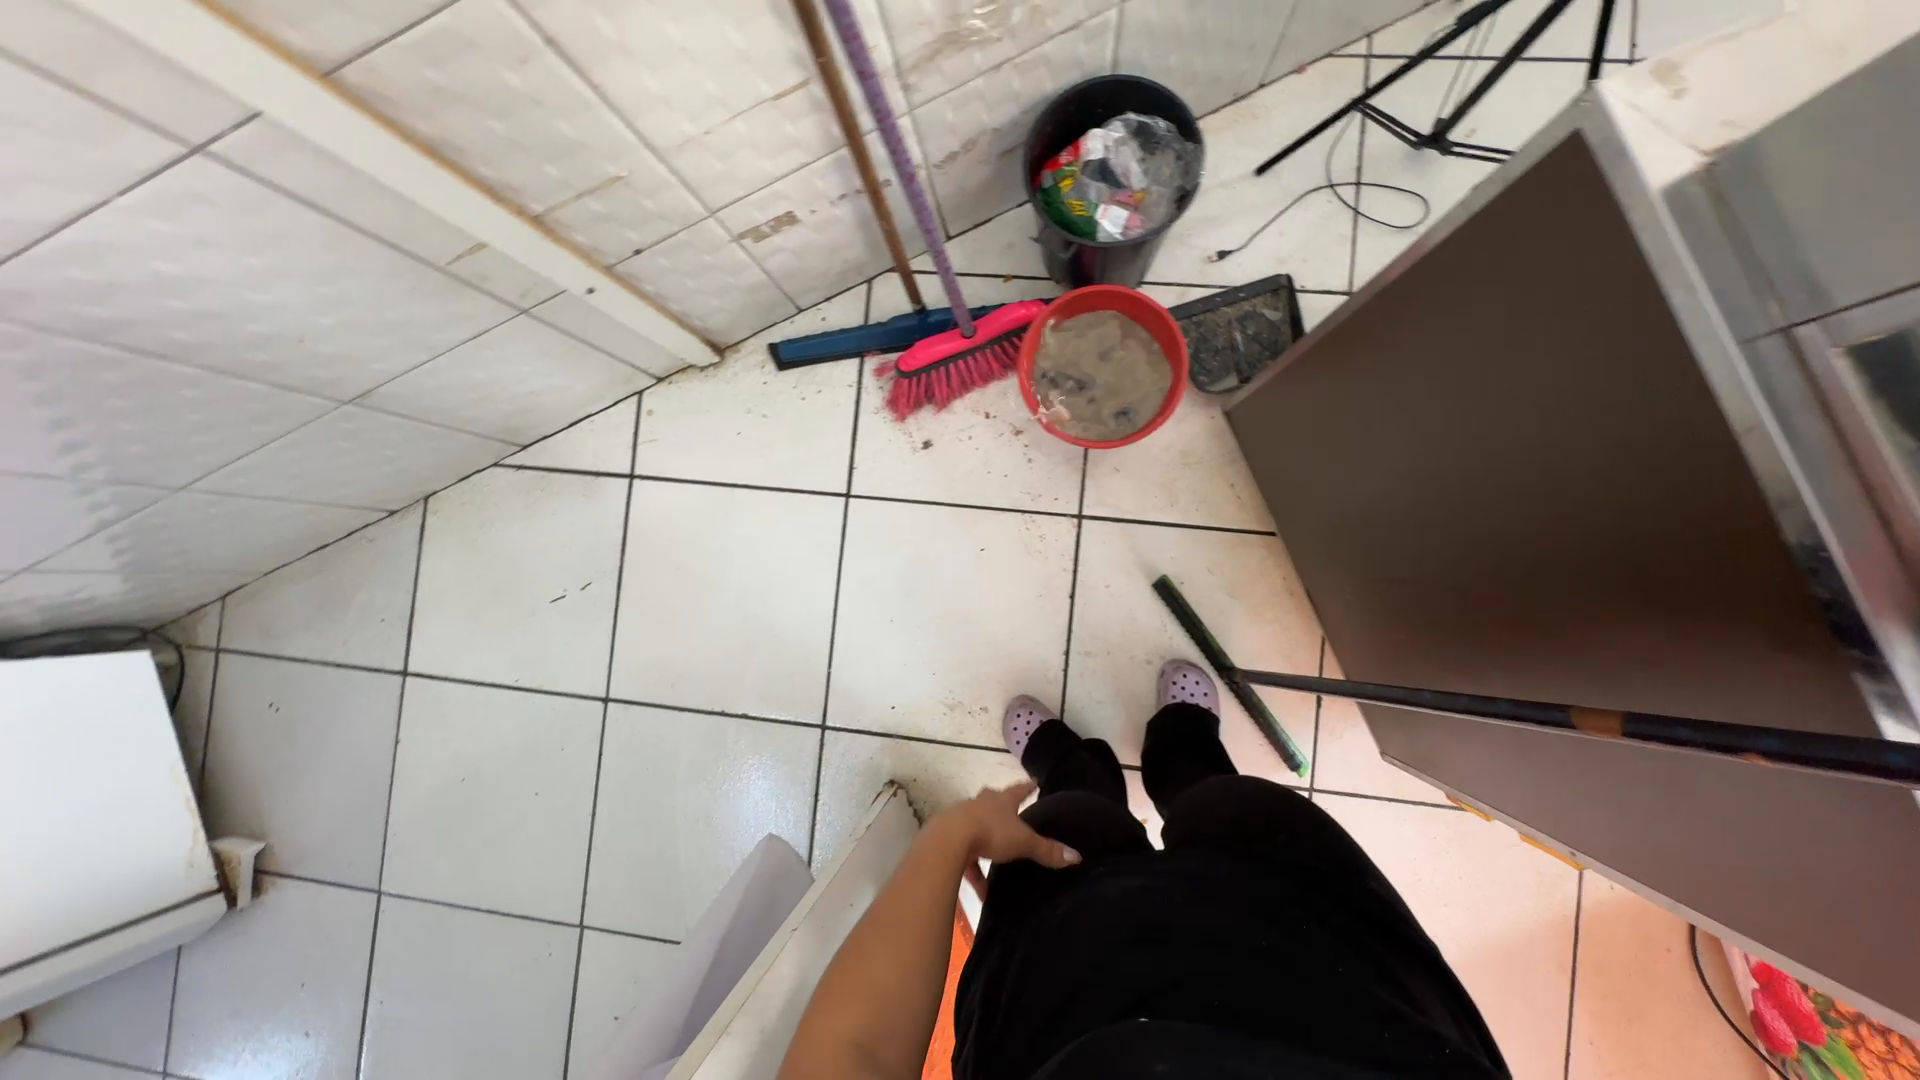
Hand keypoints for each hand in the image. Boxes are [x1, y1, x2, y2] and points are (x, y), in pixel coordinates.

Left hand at [933, 780, 1080, 868]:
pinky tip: (981, 894)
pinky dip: (974, 872)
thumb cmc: (990, 833)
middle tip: (1010, 815)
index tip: (1034, 781)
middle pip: (992, 801)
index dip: (1027, 787)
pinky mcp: (948, 838)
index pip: (1018, 790)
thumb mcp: (1023, 842)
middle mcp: (980, 804)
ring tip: (996, 866)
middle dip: (1000, 807)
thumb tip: (1077, 856)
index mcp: (1001, 801)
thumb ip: (1047, 850)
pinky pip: (965, 857)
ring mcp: (961, 818)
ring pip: (976, 827)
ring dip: (985, 843)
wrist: (948, 840)